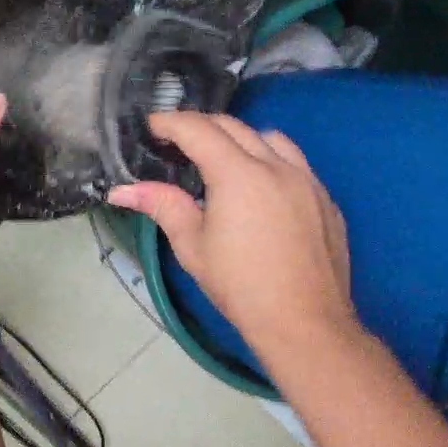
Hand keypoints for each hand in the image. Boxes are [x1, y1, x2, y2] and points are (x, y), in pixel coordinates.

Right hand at [107, 112, 359, 356]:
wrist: (306, 323)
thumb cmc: (239, 284)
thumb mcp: (191, 244)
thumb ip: (161, 205)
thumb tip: (121, 191)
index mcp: (240, 176)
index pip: (198, 130)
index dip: (169, 123)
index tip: (150, 128)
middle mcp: (277, 168)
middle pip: (233, 126)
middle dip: (199, 126)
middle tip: (173, 140)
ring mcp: (308, 183)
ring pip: (270, 138)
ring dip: (238, 138)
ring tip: (218, 158)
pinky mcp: (326, 201)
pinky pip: (295, 163)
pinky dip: (268, 160)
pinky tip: (255, 188)